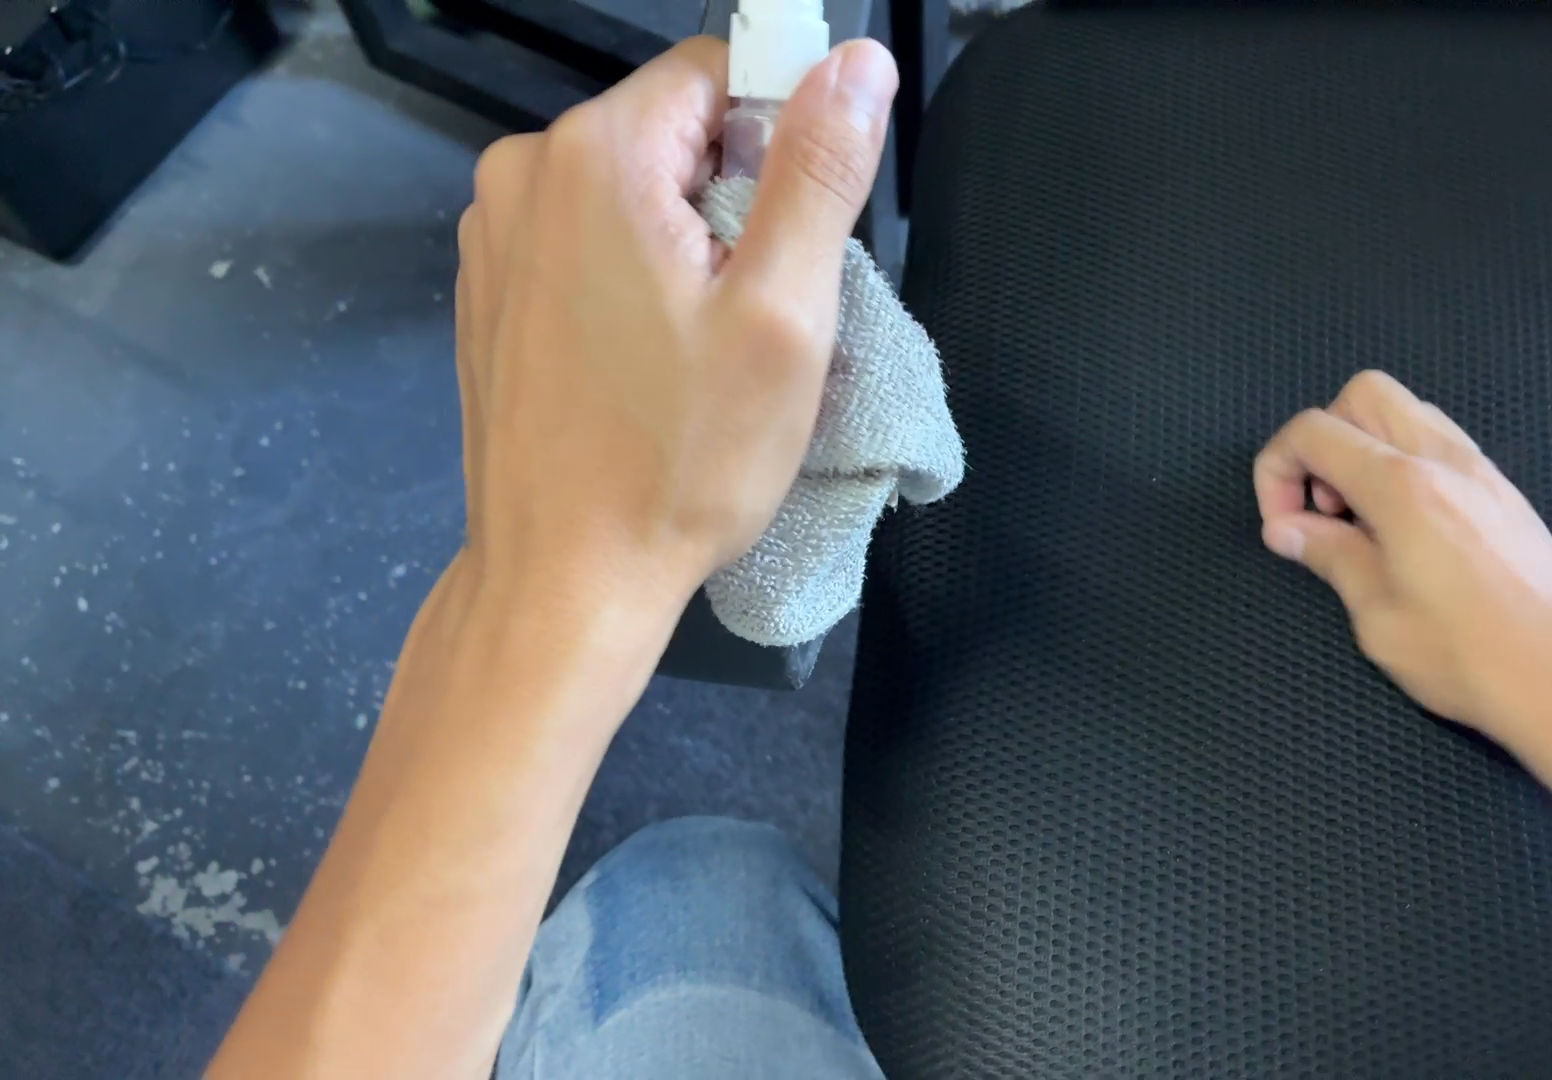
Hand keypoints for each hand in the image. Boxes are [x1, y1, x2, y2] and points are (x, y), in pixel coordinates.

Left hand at [453, 37, 897, 616]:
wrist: (570, 574)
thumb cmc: (687, 455)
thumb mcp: (782, 316)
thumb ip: (818, 174)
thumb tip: (857, 63)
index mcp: (599, 157)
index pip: (719, 77)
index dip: (781, 147)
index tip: (795, 245)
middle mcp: (525, 174)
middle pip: (674, 140)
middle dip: (737, 210)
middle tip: (757, 322)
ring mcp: (495, 240)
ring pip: (632, 201)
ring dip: (690, 255)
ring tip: (705, 354)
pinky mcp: (492, 299)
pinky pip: (588, 252)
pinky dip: (636, 287)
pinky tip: (650, 367)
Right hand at [1252, 371, 1551, 775]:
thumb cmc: (1470, 657)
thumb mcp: (1376, 614)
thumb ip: (1327, 554)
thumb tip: (1284, 528)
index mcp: (1402, 486)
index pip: (1312, 431)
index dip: (1275, 470)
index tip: (1282, 526)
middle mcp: (1443, 459)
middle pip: (1360, 395)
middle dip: (1320, 442)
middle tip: (1320, 507)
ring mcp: (1479, 470)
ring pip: (1401, 411)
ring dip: (1359, 449)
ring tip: (1355, 520)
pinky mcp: (1499, 491)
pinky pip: (1431, 442)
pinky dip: (1394, 464)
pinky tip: (1395, 528)